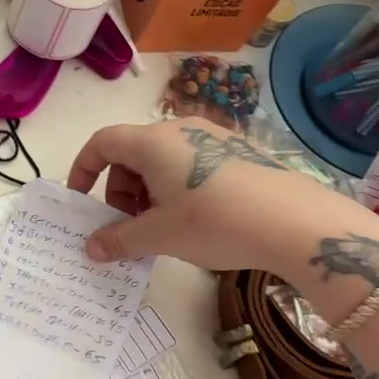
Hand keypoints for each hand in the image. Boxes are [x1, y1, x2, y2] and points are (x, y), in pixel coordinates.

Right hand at [67, 117, 356, 270]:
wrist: (296, 222)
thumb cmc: (214, 222)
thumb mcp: (159, 235)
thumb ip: (119, 239)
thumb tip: (90, 247)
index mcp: (153, 142)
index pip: (102, 143)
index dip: (83, 169)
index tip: (81, 201)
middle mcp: (180, 131)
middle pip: (131, 153)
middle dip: (119, 190)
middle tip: (129, 227)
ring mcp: (213, 139)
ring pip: (161, 161)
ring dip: (147, 194)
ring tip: (161, 230)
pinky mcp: (237, 154)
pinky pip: (190, 166)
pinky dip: (175, 190)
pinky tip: (194, 223)